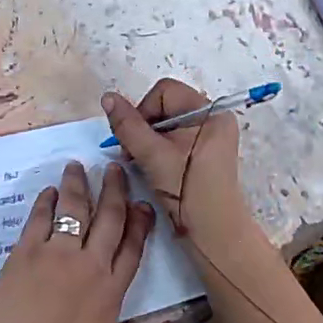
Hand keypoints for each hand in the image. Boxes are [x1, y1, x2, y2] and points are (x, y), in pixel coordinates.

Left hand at [0, 160, 161, 322]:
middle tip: (116, 168)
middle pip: (108, 219)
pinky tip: (49, 191)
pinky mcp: (27, 249)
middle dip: (114, 191)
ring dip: (78, 185)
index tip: (144, 204)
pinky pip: (40, 218)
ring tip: (78, 165)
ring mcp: (58, 252)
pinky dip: (46, 202)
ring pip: (74, 209)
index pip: (132, 249)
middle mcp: (89, 263)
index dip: (140, 225)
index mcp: (111, 290)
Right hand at [101, 79, 256, 254]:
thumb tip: (108, 97)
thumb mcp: (152, 155)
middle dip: (144, 126)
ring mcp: (211, 136)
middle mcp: (214, 117)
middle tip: (133, 153)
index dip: (143, 110)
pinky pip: (177, 137)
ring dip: (149, 139)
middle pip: (165, 105)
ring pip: (168, 123)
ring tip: (142, 162)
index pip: (164, 91)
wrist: (214, 231)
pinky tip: (154, 167)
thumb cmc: (187, 189)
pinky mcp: (206, 152)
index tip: (134, 139)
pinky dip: (160, 148)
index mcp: (209, 111)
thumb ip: (127, 125)